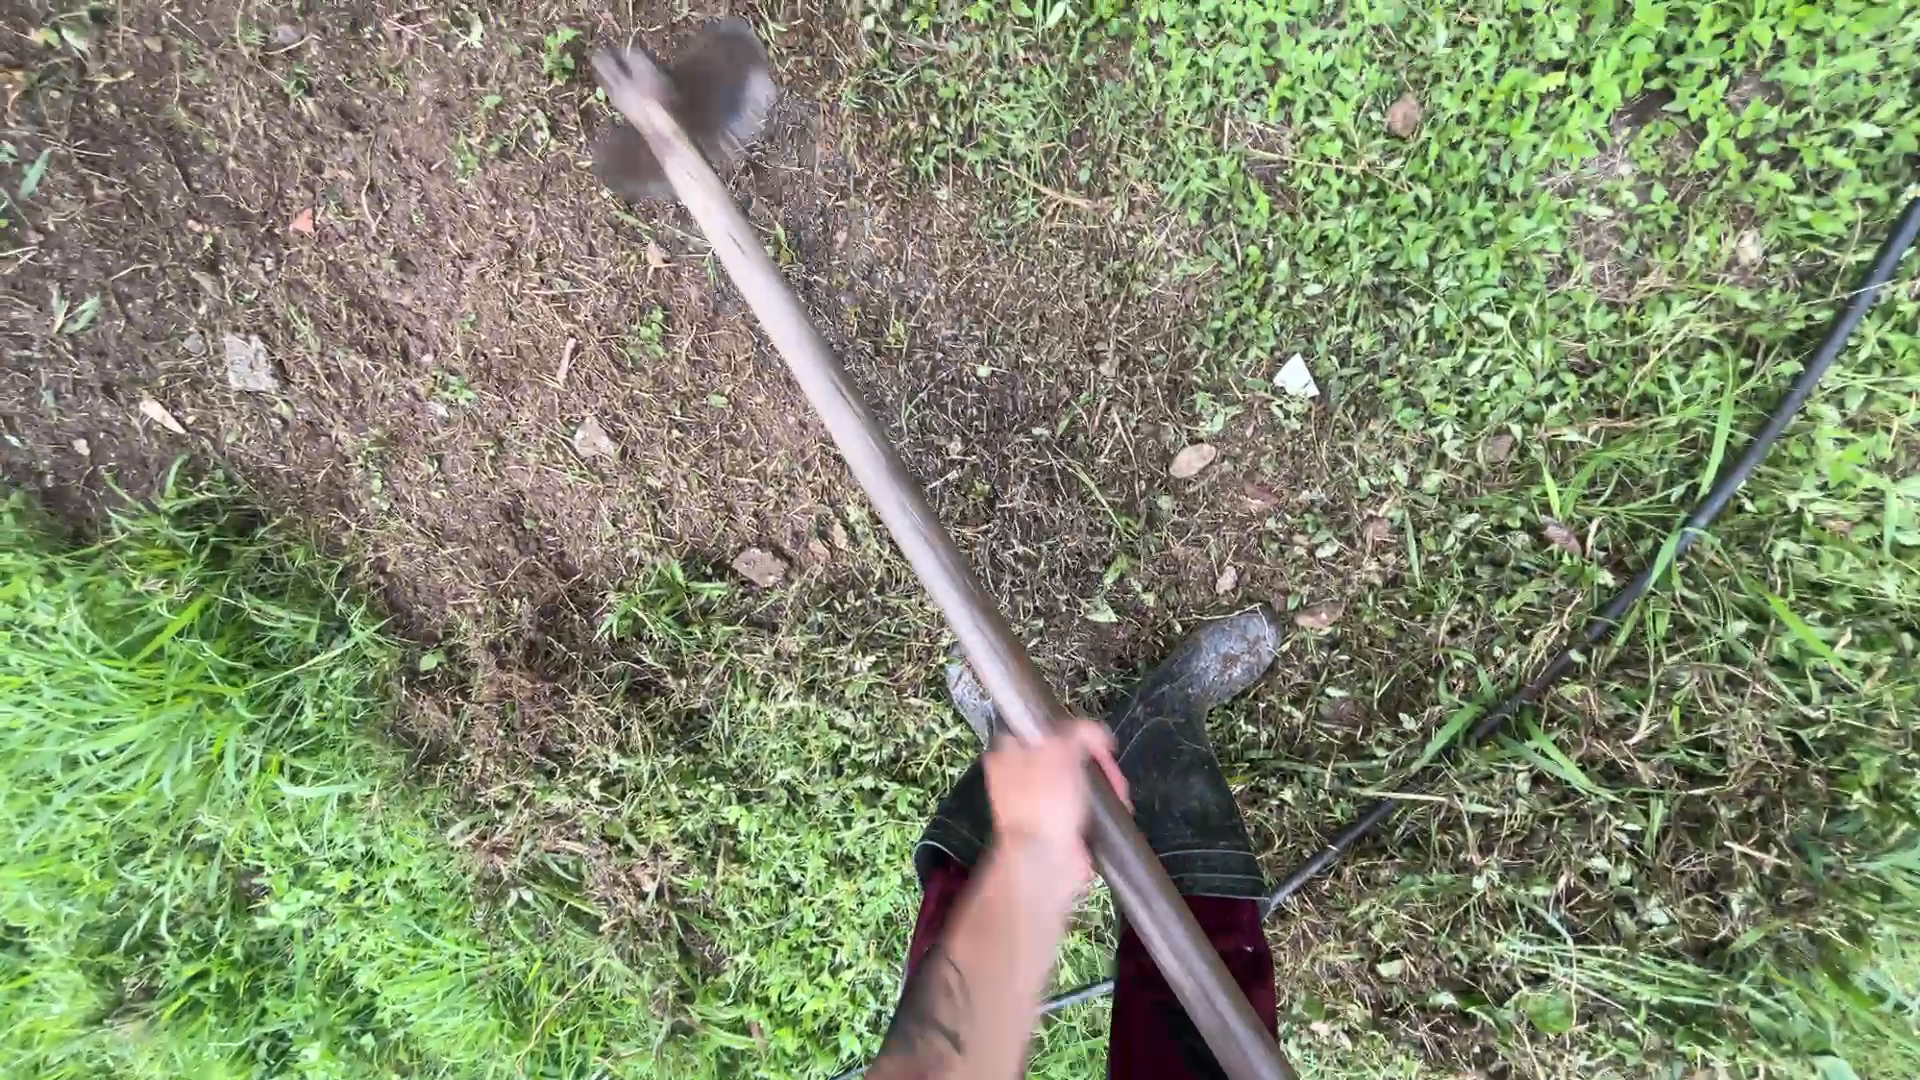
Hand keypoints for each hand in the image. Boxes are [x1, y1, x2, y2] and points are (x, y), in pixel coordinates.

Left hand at [982, 718, 1127, 885]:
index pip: (1043, 728)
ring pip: (1079, 779)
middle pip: (1067, 754)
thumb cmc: (1044, 800)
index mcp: (1009, 752)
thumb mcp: (1060, 751)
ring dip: (1104, 783)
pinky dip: (1103, 806)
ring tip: (1117, 790)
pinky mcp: (1059, 824)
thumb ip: (1078, 732)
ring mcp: (1040, 801)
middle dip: (1095, 760)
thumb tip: (1095, 731)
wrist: (1045, 860)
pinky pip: (1086, 805)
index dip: (1072, 730)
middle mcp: (1021, 775)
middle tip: (1108, 768)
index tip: (1093, 740)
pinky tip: (1117, 806)